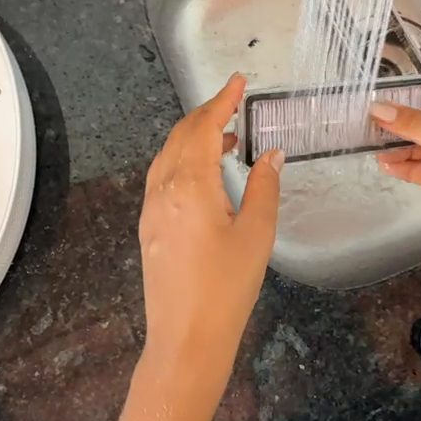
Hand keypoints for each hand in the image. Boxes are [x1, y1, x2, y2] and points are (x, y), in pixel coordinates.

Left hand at [138, 73, 283, 371]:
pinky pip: (162, 177)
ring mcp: (151, 209)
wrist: (186, 339)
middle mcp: (162, 189)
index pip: (204, 128)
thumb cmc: (227, 287)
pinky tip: (204, 174)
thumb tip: (271, 154)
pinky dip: (183, 160)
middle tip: (233, 104)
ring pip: (168, 156)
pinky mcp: (149, 227)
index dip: (221, 101)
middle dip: (206, 114)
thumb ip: (263, 187)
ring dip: (194, 137)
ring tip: (226, 138)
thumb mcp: (257, 234)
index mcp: (189, 184)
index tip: (237, 81)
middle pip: (180, 136)